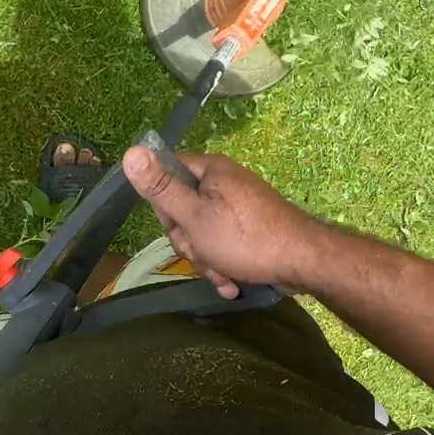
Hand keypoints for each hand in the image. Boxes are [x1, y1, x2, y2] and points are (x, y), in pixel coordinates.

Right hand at [122, 147, 323, 298]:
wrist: (303, 262)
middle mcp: (224, 184)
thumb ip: (162, 188)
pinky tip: (233, 284)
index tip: (177, 224)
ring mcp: (238, 208)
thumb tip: (130, 150)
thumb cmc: (246, 238)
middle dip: (190, 242)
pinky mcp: (249, 230)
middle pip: (183, 211)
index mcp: (211, 170)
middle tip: (204, 252)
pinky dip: (224, 266)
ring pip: (202, 235)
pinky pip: (222, 245)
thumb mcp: (195, 215)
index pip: (166, 176)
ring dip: (208, 261)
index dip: (164, 205)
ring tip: (225, 275)